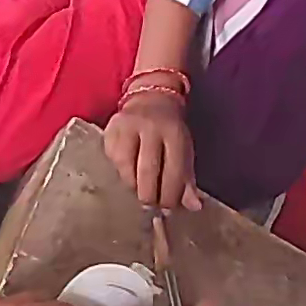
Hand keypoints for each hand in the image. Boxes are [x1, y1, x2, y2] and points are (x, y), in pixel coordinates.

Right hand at [103, 90, 202, 211]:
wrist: (151, 98)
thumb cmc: (170, 131)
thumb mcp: (184, 151)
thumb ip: (187, 179)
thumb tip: (193, 207)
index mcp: (174, 133)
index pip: (173, 170)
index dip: (170, 194)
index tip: (168, 207)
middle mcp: (150, 127)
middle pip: (147, 171)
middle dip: (148, 194)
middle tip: (150, 204)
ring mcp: (128, 126)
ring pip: (125, 167)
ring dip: (132, 184)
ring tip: (138, 187)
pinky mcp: (111, 129)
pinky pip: (112, 159)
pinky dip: (120, 171)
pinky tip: (128, 171)